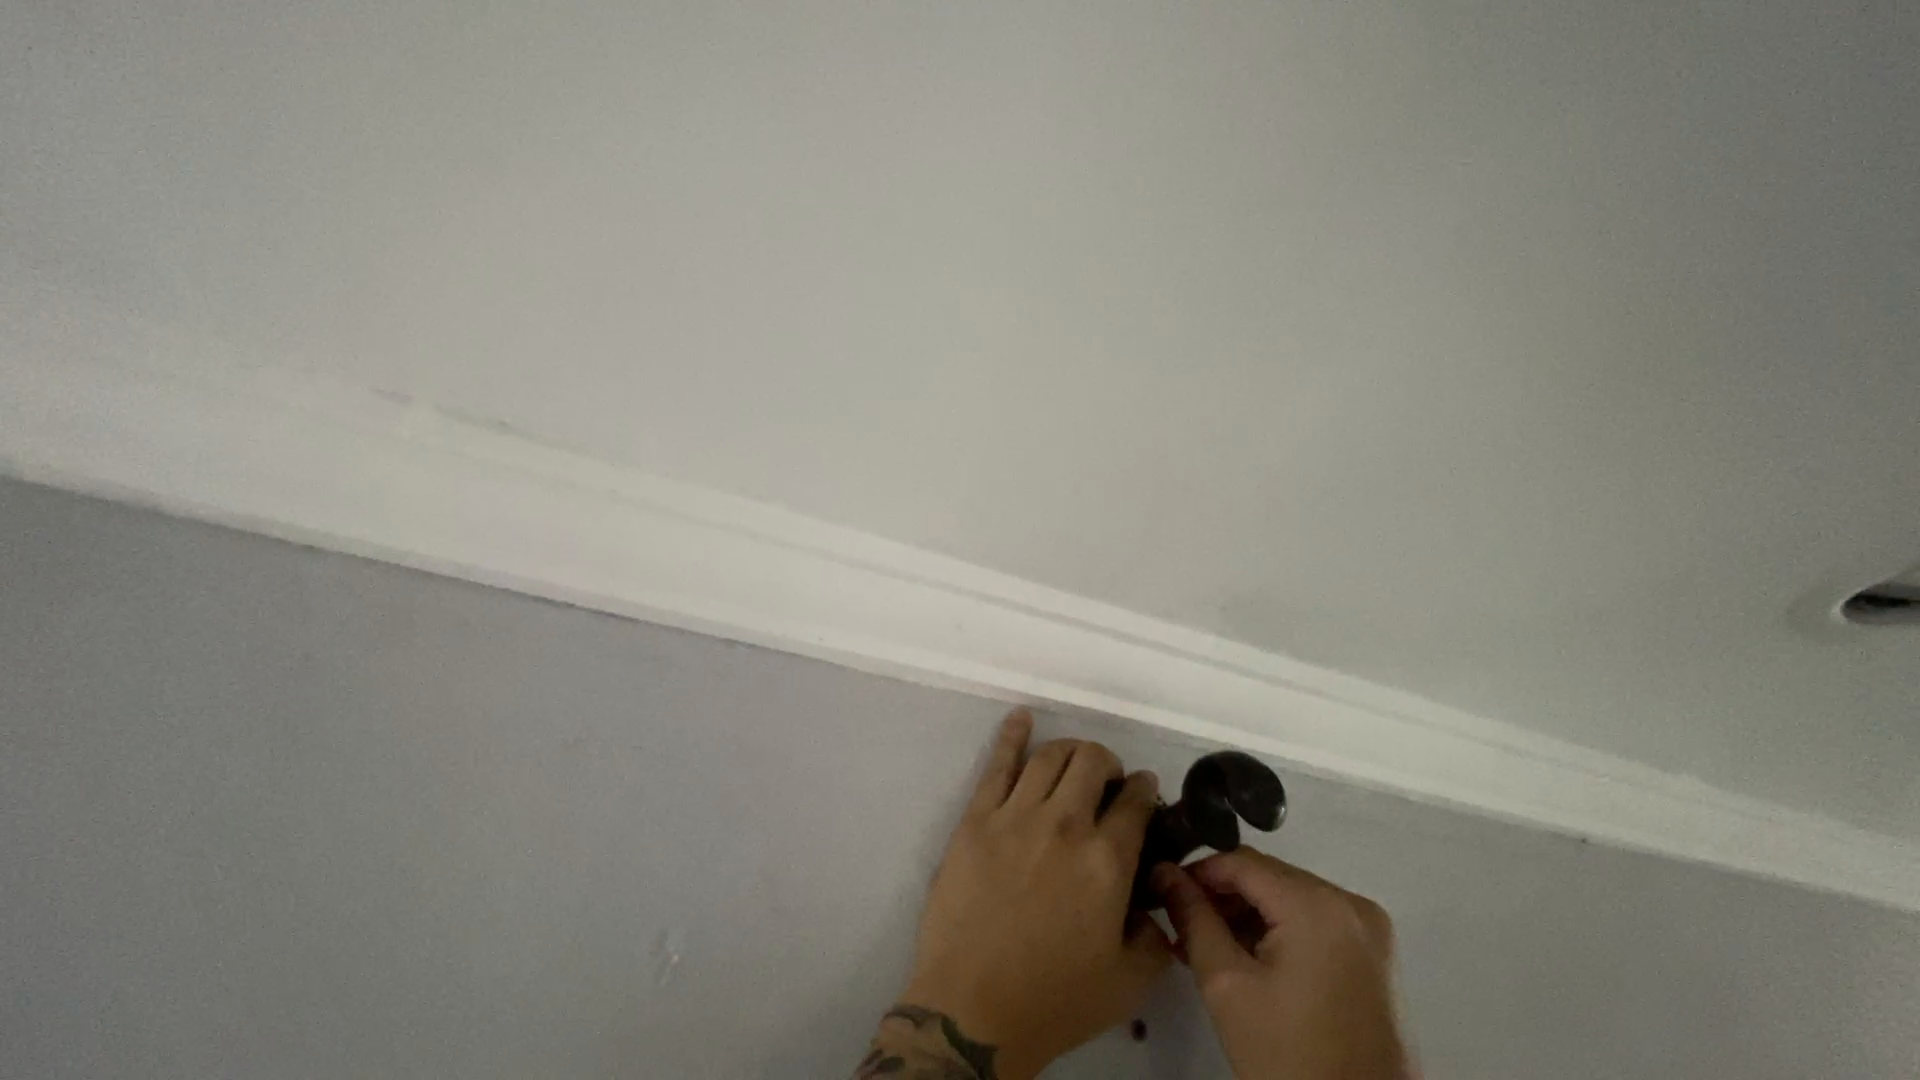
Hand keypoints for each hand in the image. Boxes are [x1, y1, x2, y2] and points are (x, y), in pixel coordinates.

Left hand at [894, 709, 1172, 1079]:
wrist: (974, 1009)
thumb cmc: (1055, 998)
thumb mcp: (1129, 979)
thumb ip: (1157, 933)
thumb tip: (1158, 899)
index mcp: (1108, 860)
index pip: (1135, 801)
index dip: (1145, 790)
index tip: (1143, 792)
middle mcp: (1065, 824)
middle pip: (1093, 762)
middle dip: (1108, 765)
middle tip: (1106, 783)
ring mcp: (1015, 816)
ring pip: (1050, 756)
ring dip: (1070, 751)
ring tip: (1074, 763)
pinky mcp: (976, 819)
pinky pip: (996, 764)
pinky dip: (1012, 736)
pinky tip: (1022, 720)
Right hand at [1154, 850, 1410, 1079]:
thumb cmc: (1286, 1053)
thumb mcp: (1225, 984)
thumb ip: (1192, 918)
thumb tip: (1164, 871)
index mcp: (1316, 905)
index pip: (1241, 862)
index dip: (1197, 872)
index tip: (1163, 892)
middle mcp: (1350, 902)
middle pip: (1268, 877)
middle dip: (1222, 896)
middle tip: (1181, 926)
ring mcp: (1368, 927)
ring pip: (1289, 897)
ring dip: (1247, 914)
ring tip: (1207, 947)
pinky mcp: (1375, 953)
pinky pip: (1314, 920)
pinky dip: (1279, 930)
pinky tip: (1247, 959)